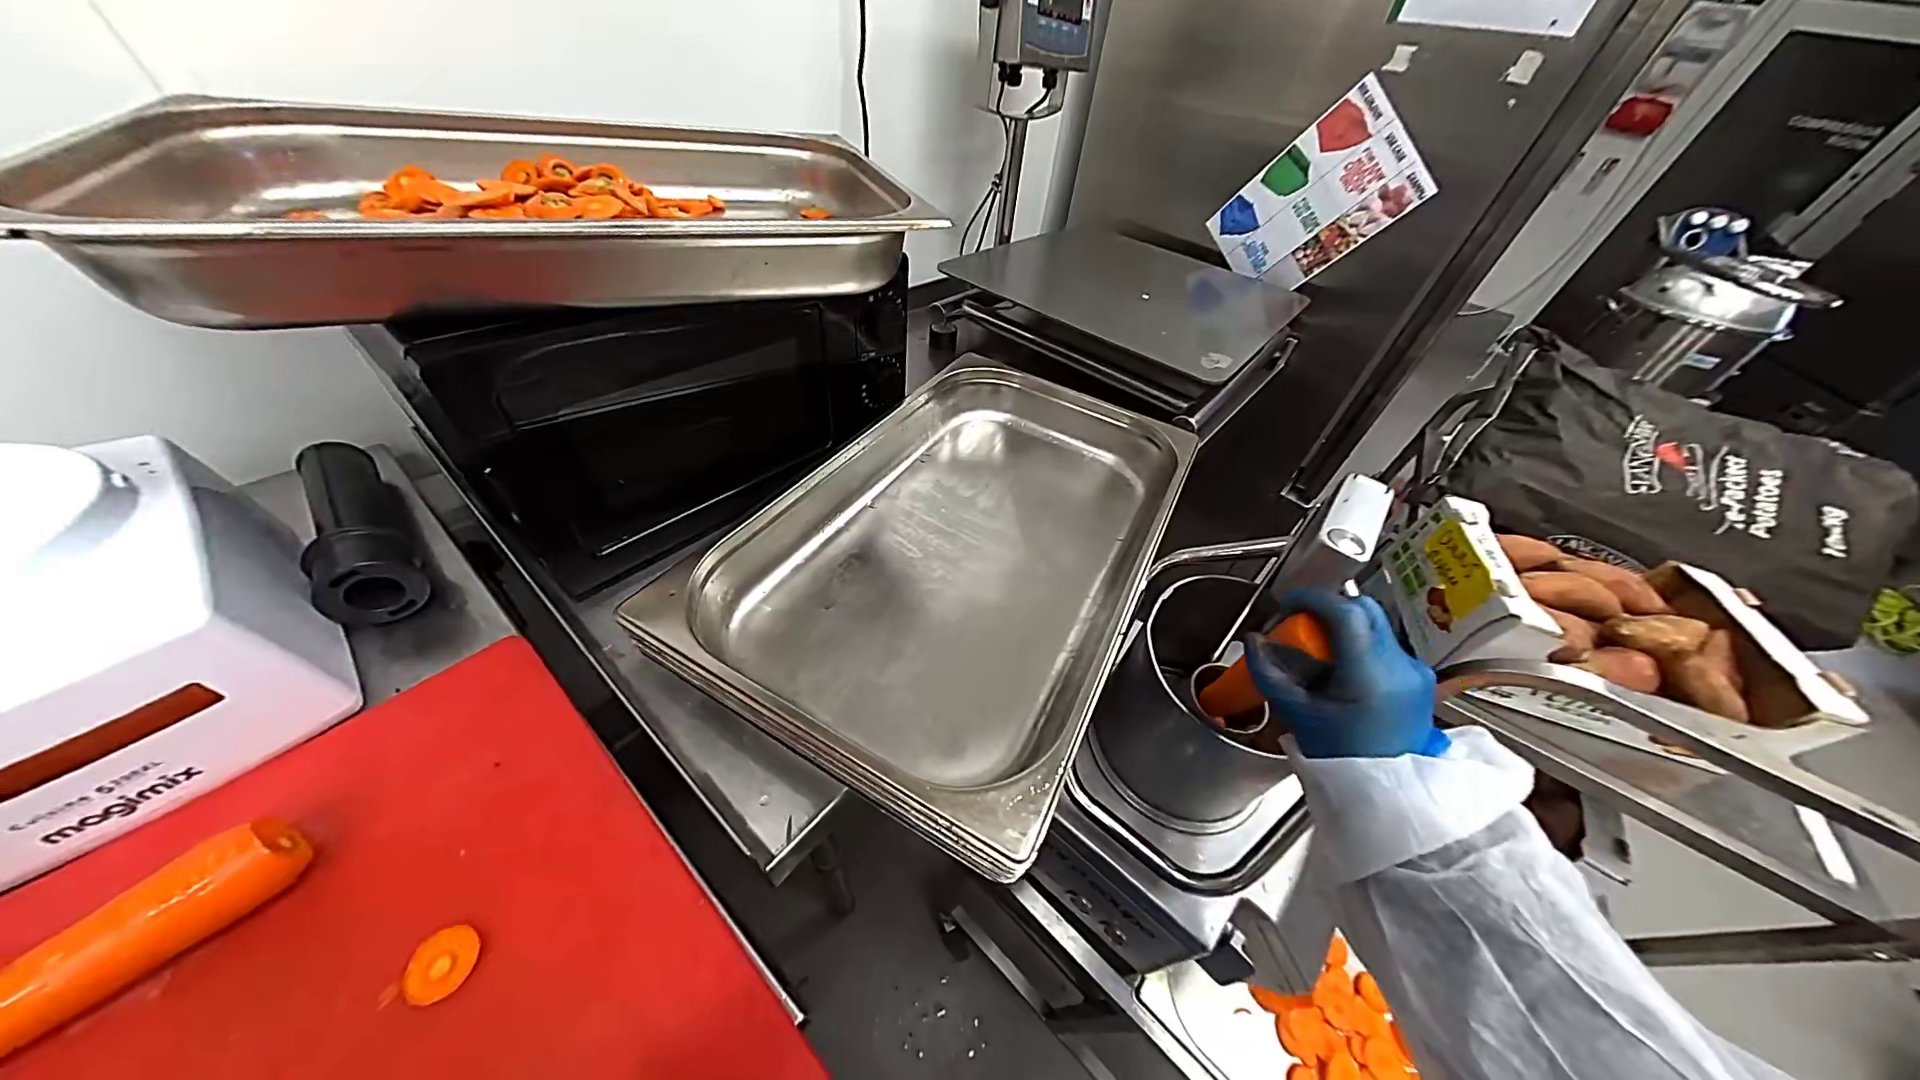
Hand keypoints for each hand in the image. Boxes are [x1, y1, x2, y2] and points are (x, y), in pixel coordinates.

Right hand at [1242, 588, 1444, 758]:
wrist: (1390, 794)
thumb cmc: (1344, 759)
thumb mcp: (1298, 713)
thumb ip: (1269, 672)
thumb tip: (1254, 641)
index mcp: (1371, 674)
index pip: (1346, 612)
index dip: (1312, 599)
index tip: (1289, 604)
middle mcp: (1401, 666)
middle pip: (1364, 610)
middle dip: (1326, 608)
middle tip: (1300, 624)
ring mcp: (1415, 672)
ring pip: (1374, 626)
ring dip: (1341, 628)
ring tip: (1316, 653)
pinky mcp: (1418, 679)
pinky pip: (1383, 645)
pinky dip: (1356, 645)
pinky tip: (1338, 670)